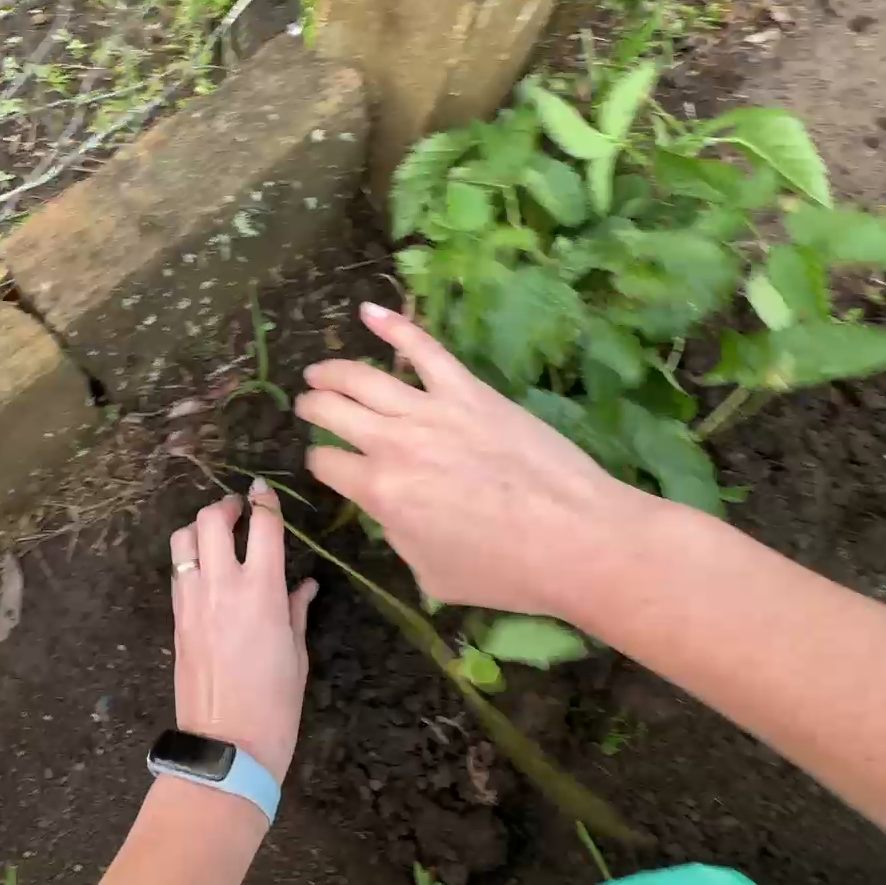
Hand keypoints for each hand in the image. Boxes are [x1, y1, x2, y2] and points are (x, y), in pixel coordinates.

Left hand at [169, 480, 319, 782]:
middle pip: (212, 519)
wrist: (227, 746)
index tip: (264, 488)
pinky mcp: (176, 617)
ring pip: (184, 539)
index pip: (263, 525)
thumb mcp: (297, 653)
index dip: (265, 499)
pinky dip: (189, 557)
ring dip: (199, 527)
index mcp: (263, 590)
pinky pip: (177, 570)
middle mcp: (223, 584)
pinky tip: (203, 568)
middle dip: (226, 505)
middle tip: (238, 510)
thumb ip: (296, 610)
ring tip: (215, 534)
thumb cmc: (276, 703)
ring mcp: (193, 599)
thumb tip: (305, 584)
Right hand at [295, 302, 667, 616]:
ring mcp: (430, 410)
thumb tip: (392, 507)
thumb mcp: (430, 574)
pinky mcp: (466, 389)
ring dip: (331, 372)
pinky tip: (367, 311)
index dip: (320, 463)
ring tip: (317, 371)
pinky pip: (422, 348)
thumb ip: (397, 534)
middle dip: (312, 408)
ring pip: (362, 377)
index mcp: (379, 492)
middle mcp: (392, 443)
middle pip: (332, 412)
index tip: (325, 463)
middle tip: (308, 405)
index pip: (327, 464)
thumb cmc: (505, 571)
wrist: (577, 540)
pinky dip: (392, 326)